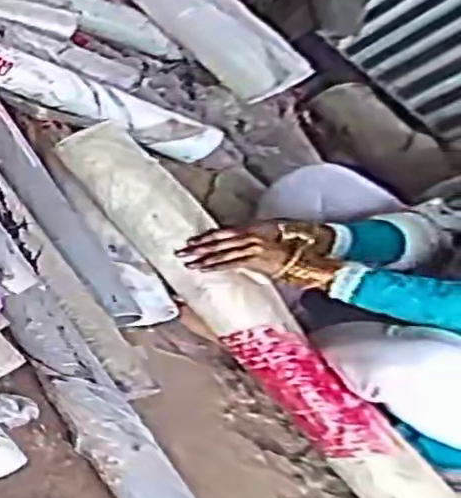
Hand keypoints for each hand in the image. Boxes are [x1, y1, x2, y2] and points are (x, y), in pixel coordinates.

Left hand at [177, 220, 330, 276]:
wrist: (318, 254)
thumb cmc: (294, 243)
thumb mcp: (270, 233)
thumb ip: (249, 235)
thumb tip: (226, 238)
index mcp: (255, 227)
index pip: (224, 232)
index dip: (205, 236)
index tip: (189, 241)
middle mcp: (253, 236)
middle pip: (219, 242)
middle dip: (197, 248)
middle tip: (179, 253)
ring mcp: (255, 248)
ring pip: (222, 253)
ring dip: (202, 259)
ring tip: (187, 263)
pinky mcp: (259, 261)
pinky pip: (232, 264)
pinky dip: (215, 266)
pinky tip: (202, 269)